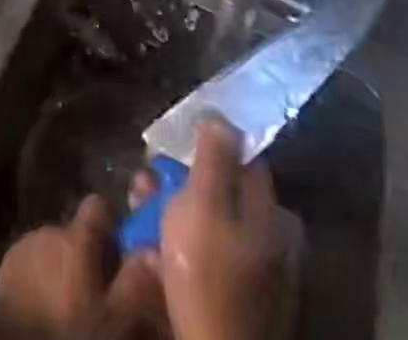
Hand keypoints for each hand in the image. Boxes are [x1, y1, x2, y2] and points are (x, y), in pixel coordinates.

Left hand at [0, 196, 164, 337]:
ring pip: (55, 250)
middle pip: (78, 234)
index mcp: (76, 237)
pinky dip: (43, 279)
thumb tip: (155, 251)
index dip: (112, 225)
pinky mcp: (6, 266)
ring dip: (65, 269)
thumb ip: (137, 282)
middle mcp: (49, 231)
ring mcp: (24, 246)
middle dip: (90, 257)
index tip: (123, 252)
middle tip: (101, 295)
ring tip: (74, 306)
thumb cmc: (67, 331)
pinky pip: (34, 265)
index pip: (98, 207)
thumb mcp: (115, 318)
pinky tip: (48, 309)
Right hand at [145, 121, 286, 339]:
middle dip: (176, 180)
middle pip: (219, 189)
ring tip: (135, 212)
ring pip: (207, 219)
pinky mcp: (238, 292)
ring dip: (169, 209)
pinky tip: (151, 249)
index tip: (170, 142)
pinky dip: (178, 242)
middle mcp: (272, 235)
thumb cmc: (208, 274)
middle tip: (141, 183)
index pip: (241, 157)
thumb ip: (214, 158)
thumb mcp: (205, 205)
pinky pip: (204, 251)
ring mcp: (257, 267)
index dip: (204, 143)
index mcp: (272, 210)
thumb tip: (222, 114)